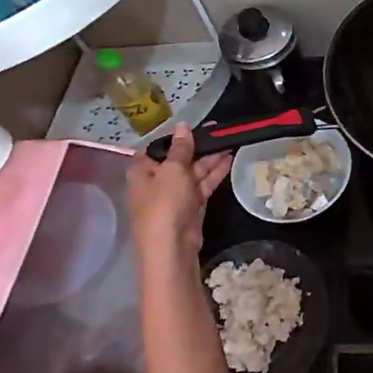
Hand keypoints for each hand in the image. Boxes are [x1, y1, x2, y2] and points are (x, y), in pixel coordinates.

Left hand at [127, 124, 232, 259]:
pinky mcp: (191, 208)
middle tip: (219, 132)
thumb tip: (182, 125)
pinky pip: (202, 187)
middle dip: (198, 148)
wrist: (171, 246)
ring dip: (210, 160)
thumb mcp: (173, 170)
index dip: (175, 137)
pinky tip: (229, 162)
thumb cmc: (164, 203)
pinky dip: (214, 175)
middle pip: (177, 160)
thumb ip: (181, 148)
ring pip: (193, 173)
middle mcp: (156, 182)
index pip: (157, 148)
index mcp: (142, 171)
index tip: (195, 126)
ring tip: (230, 143)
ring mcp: (174, 196)